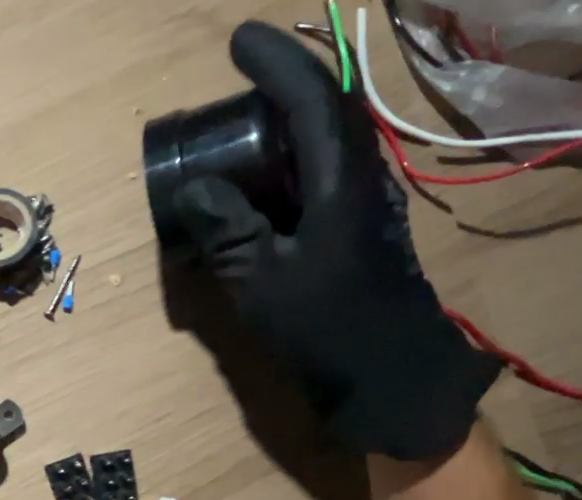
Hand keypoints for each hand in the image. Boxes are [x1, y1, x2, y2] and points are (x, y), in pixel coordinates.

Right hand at [171, 22, 497, 460]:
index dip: (275, 64)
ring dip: (289, 124)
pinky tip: (263, 184)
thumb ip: (227, 232)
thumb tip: (194, 189)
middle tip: (239, 84)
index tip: (238, 42)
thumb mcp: (260, 283)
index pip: (311, 100)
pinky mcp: (359, 229)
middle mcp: (361, 179)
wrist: (387, 376)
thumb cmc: (324, 329)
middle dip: (286, 84)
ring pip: (330, 141)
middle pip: (329, 109)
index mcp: (340, 183)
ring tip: (243, 130)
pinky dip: (291, 163)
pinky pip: (324, 174)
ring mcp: (365, 203)